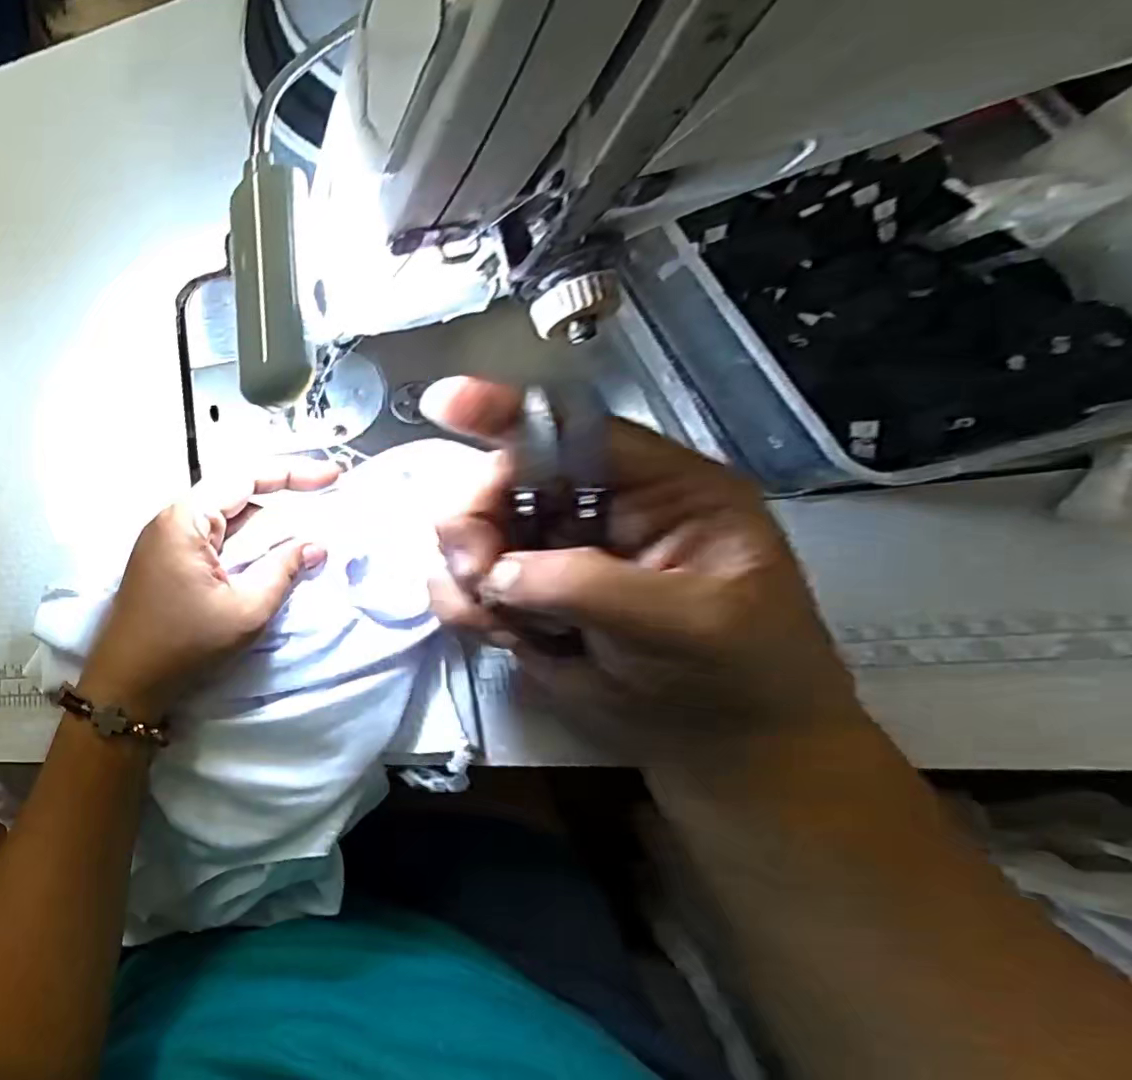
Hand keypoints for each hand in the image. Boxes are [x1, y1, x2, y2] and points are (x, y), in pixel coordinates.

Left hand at [78, 459, 337, 720]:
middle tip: (325, 504)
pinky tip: (268, 557)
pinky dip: (243, 544)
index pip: (245, 477)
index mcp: (185, 519)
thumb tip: (315, 544)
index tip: (333, 476)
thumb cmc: (184, 645)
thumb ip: (283, 571)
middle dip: (281, 501)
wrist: (126, 682)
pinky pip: (212, 539)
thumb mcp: (245, 610)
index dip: (293, 473)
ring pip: (225, 519)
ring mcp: (165, 540)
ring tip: (304, 536)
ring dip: (264, 527)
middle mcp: (172, 519)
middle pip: (235, 495)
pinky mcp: (166, 560)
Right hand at [420, 377, 867, 769]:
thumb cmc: (737, 672)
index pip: (570, 429)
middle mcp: (590, 506)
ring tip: (504, 624)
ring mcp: (546, 550)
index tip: (442, 403)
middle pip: (499, 481)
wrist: (718, 745)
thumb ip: (588, 584)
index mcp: (653, 487)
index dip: (505, 411)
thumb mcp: (689, 621)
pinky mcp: (515, 593)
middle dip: (474, 524)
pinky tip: (501, 636)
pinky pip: (456, 582)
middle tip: (480, 575)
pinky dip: (462, 607)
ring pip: (466, 533)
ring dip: (467, 575)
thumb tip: (494, 573)